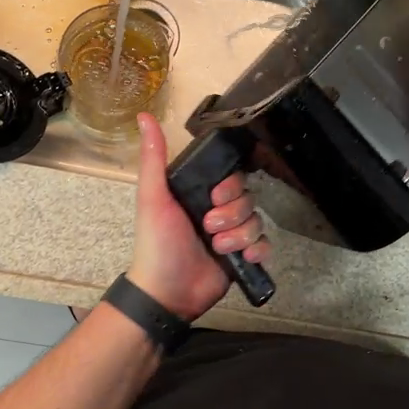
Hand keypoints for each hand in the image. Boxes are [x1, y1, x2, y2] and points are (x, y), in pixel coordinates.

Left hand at [127, 113, 269, 320]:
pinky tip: (244, 258)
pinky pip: (264, 245)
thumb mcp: (153, 198)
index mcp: (197, 194)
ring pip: (256, 222)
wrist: (166, 293)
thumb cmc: (156, 244)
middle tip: (210, 229)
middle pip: (247, 199)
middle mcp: (216, 211)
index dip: (229, 187)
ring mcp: (231, 235)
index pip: (231, 178)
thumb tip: (144, 116)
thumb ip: (153, 159)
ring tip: (220, 249)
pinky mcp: (242, 257)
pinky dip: (258, 251)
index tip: (214, 198)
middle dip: (233, 215)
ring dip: (241, 235)